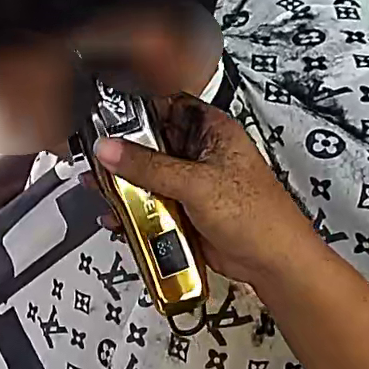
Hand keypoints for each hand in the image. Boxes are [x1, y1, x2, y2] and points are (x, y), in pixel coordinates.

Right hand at [92, 96, 321, 287]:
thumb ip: (149, 166)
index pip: (167, 106)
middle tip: (97, 160)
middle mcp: (202, 155)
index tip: (107, 120)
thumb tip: (111, 150)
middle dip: (123, 155)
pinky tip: (119, 218)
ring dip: (125, 187)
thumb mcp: (196, 183)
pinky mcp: (186, 213)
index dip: (137, 110)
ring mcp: (192, 185)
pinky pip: (152, 207)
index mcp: (213, 131)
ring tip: (101, 190)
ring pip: (149, 179)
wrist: (271, 262)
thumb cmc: (258, 216)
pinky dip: (135, 212)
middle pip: (152, 145)